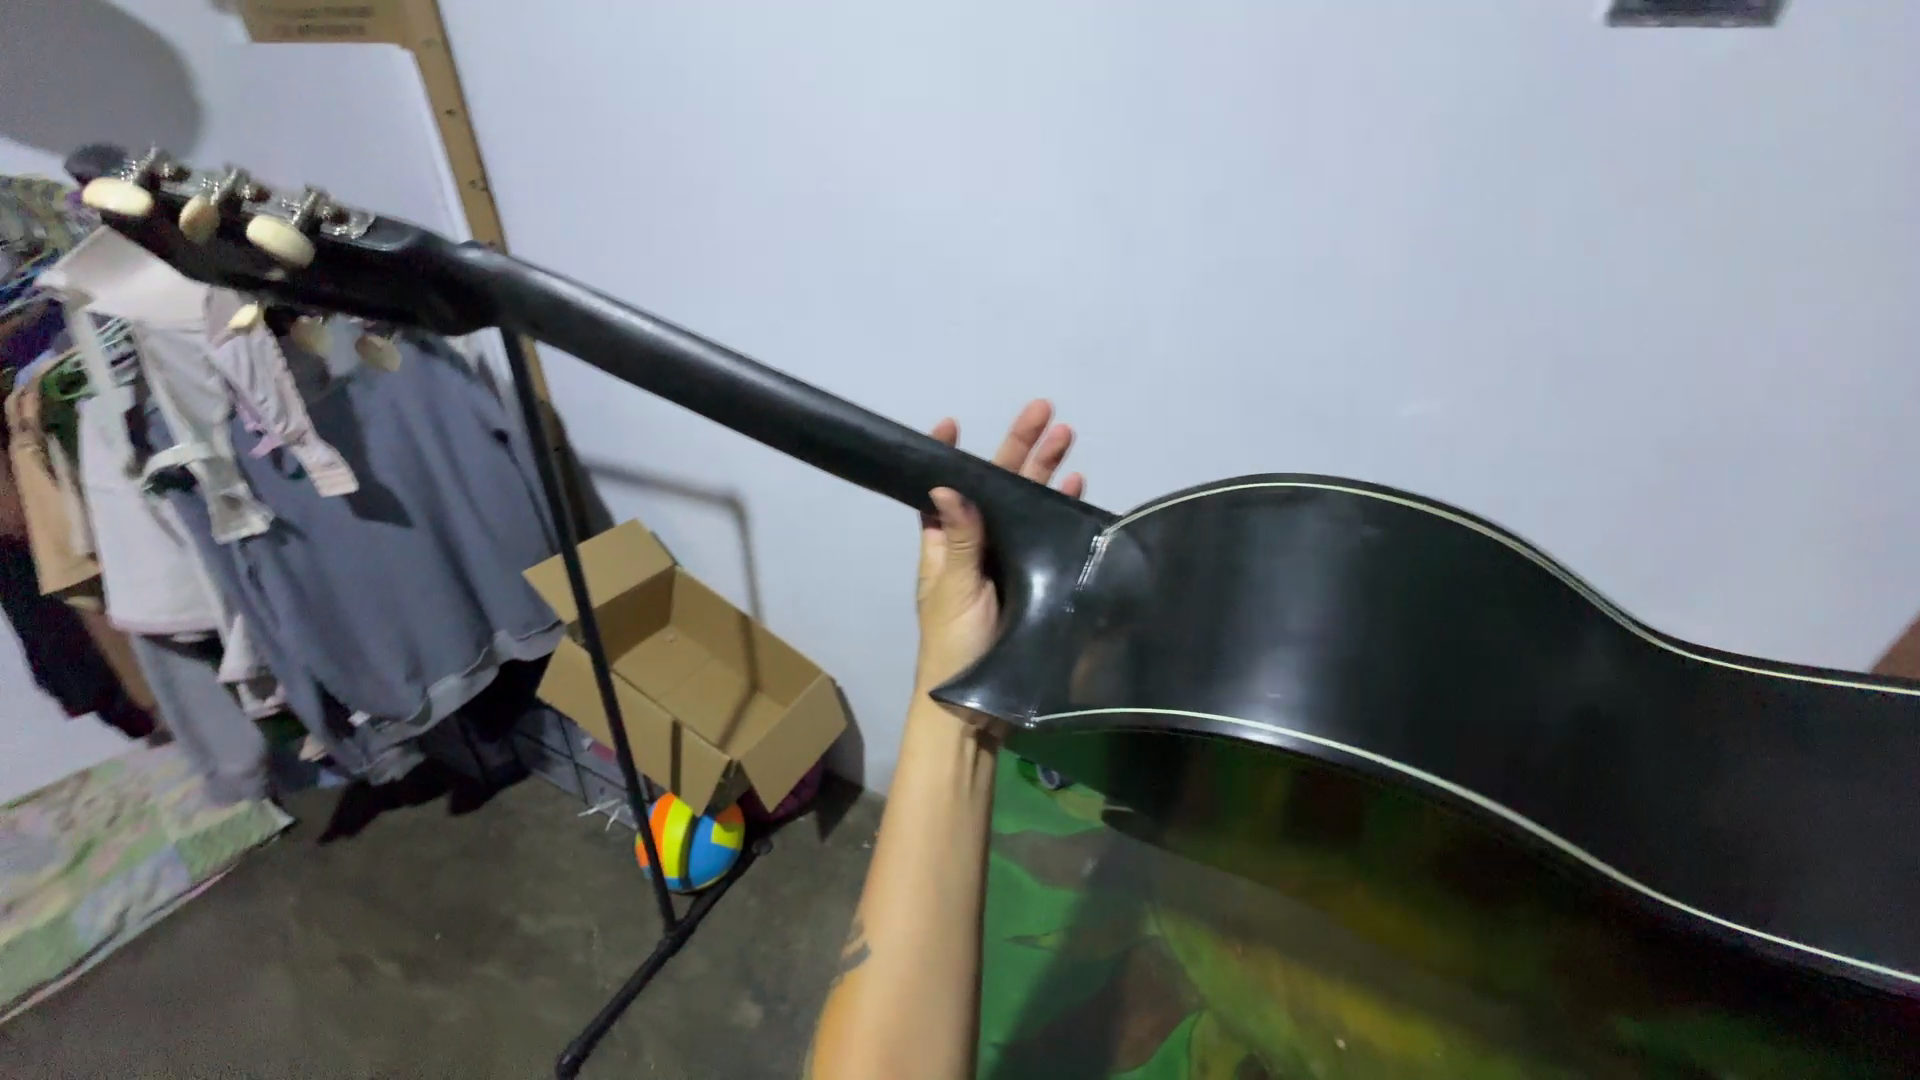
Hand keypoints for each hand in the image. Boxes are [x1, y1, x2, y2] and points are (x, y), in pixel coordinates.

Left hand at [914, 399, 1085, 696]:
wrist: (976, 710)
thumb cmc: (954, 647)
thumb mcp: (953, 591)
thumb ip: (959, 541)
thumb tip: (948, 485)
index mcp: (943, 547)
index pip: (942, 492)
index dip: (947, 457)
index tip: (953, 423)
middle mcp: (974, 548)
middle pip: (994, 489)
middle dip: (1018, 449)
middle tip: (1043, 412)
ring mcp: (1005, 564)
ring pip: (1023, 508)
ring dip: (1044, 473)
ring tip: (1067, 437)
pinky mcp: (1031, 583)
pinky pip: (1046, 540)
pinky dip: (1059, 514)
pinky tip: (1076, 491)